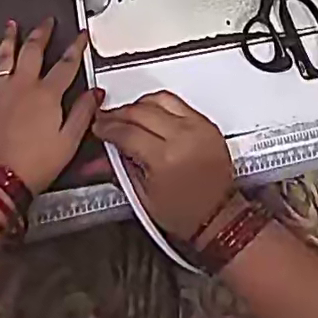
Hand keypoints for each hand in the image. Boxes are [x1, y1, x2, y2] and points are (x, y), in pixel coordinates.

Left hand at [0, 18, 99, 193]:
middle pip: (33, 50)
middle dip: (41, 33)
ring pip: (5, 57)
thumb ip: (84, 113)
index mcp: (47, 94)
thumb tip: (96, 95)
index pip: (66, 63)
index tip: (80, 37)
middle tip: (46, 22)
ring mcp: (0, 93)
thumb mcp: (69, 141)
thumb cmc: (32, 165)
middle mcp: (22, 87)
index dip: (76, 47)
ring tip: (11, 26)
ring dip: (9, 39)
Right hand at [92, 91, 234, 239]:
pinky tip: (152, 113)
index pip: (127, 132)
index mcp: (165, 159)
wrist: (218, 218)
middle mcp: (183, 137)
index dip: (107, 128)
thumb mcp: (143, 196)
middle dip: (119, 114)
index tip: (99, 127)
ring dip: (139, 105)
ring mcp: (198, 128)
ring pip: (160, 99)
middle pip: (140, 111)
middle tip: (109, 120)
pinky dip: (161, 105)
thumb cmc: (185, 214)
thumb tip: (103, 152)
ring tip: (129, 115)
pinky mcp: (208, 124)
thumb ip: (121, 167)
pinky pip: (179, 103)